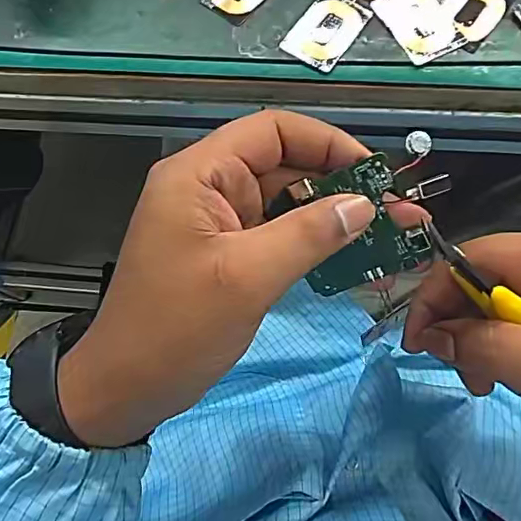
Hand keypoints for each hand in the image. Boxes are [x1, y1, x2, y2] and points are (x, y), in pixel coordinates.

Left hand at [58, 111, 427, 446]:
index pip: (272, 131)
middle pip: (283, 164)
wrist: (124, 389)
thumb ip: (308, 235)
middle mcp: (207, 187)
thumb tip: (363, 204)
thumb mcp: (246, 279)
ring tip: (387, 233)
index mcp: (198, 174)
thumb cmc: (174, 330)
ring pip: (284, 201)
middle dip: (340, 184)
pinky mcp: (225, 252)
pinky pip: (276, 233)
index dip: (327, 143)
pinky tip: (351, 255)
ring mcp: (216, 222)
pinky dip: (312, 241)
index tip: (373, 173)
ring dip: (332, 215)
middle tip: (395, 211)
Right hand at [402, 222, 520, 503]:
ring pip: (510, 305)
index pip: (469, 259)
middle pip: (486, 280)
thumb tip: (432, 336)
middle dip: (468, 328)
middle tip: (473, 382)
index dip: (434, 299)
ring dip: (496, 345)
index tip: (418, 348)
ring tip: (512, 387)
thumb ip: (490, 346)